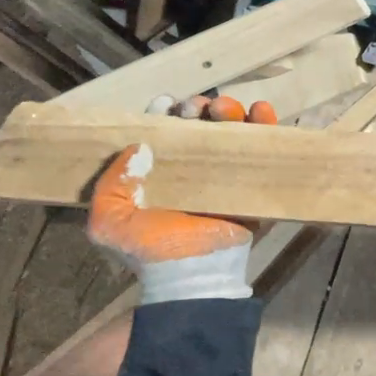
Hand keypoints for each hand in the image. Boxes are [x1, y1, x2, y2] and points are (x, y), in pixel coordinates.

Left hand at [84, 96, 278, 304]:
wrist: (194, 272)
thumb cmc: (152, 248)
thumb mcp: (111, 222)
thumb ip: (111, 186)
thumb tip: (138, 147)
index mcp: (160, 170)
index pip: (163, 131)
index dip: (164, 113)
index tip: (166, 104)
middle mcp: (194, 163)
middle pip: (199, 123)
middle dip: (198, 107)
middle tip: (196, 107)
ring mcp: (228, 166)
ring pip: (232, 126)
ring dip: (230, 109)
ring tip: (224, 107)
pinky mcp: (255, 172)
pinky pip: (264, 139)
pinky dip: (265, 120)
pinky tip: (260, 109)